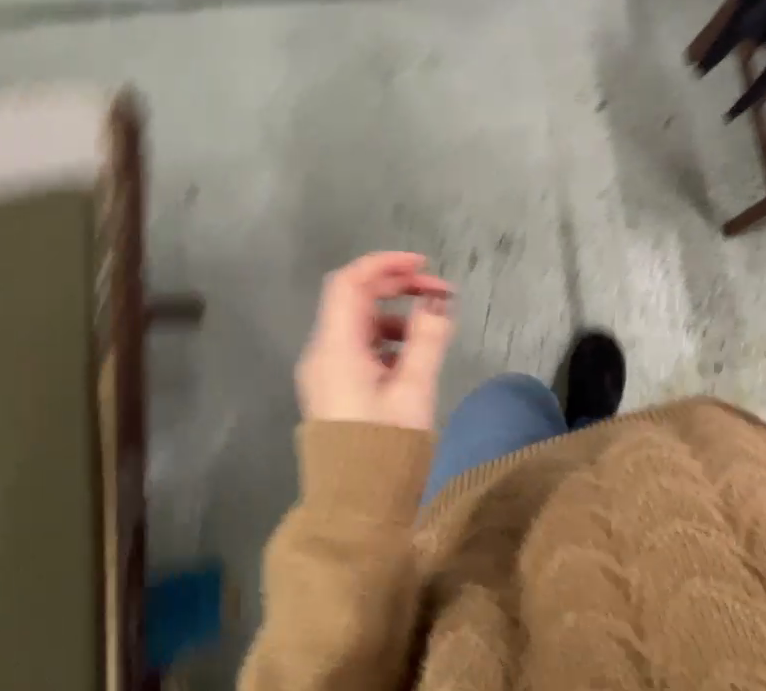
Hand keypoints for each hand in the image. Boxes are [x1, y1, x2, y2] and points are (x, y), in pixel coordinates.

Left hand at [296, 252, 454, 429]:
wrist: (356, 501)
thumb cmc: (386, 442)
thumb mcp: (414, 388)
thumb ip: (427, 338)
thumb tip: (437, 302)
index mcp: (337, 348)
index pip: (351, 283)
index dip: (386, 264)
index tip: (424, 264)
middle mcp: (324, 352)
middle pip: (356, 297)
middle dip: (399, 285)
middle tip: (441, 292)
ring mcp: (327, 370)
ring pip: (359, 321)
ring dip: (396, 311)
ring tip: (433, 324)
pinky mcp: (336, 386)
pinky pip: (360, 344)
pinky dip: (388, 335)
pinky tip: (414, 353)